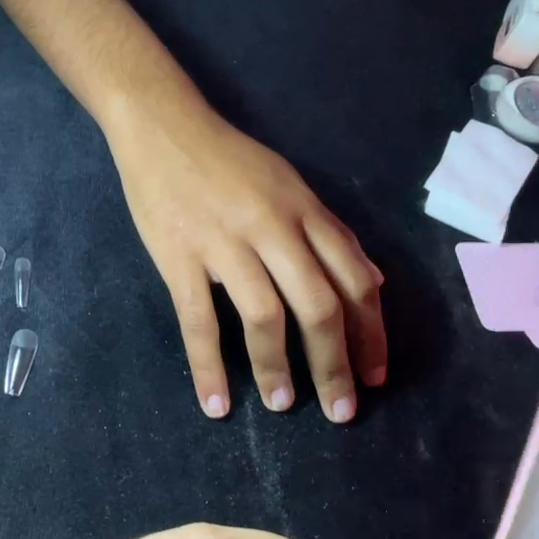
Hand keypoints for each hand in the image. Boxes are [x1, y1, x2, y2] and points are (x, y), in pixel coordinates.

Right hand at [109, 108, 385, 422]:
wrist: (163, 126)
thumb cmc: (229, 159)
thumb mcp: (292, 185)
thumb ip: (331, 234)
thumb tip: (373, 282)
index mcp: (305, 210)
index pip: (353, 279)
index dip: (370, 333)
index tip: (374, 376)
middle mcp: (273, 227)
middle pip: (318, 305)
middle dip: (335, 366)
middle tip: (341, 411)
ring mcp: (224, 243)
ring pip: (263, 317)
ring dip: (276, 369)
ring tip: (282, 406)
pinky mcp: (178, 257)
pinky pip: (198, 321)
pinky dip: (208, 367)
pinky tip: (217, 403)